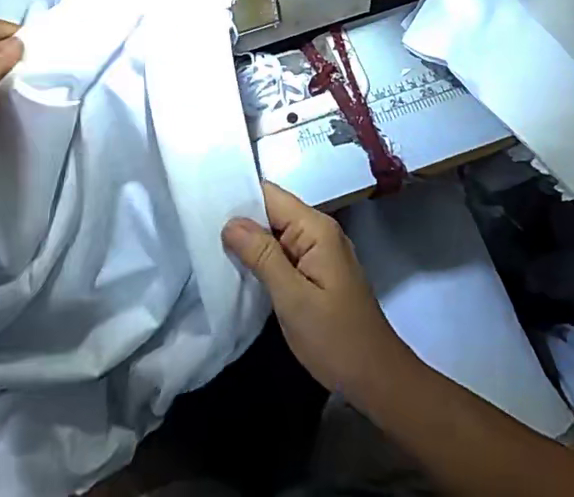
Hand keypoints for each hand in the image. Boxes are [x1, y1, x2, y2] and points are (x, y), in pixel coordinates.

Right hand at [223, 181, 419, 402]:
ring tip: (209, 246)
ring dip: (248, 241)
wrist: (376, 377)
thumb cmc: (336, 338)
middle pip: (272, 211)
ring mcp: (319, 252)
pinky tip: (239, 269)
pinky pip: (283, 253)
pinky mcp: (316, 271)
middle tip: (198, 230)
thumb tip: (230, 222)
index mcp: (317, 229)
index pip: (271, 195)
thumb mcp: (293, 298)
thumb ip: (262, 256)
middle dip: (239, 220)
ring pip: (275, 233)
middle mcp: (319, 231)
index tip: (203, 206)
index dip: (238, 198)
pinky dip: (262, 258)